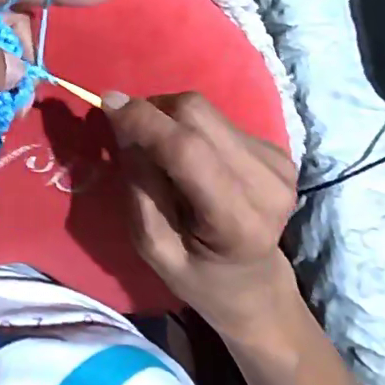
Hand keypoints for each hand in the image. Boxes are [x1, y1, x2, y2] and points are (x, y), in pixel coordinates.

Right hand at [104, 92, 298, 334]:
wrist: (252, 281)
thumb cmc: (196, 274)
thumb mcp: (152, 246)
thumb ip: (139, 186)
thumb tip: (123, 124)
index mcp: (237, 221)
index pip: (187, 151)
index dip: (144, 121)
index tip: (107, 103)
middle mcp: (267, 184)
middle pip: (195, 114)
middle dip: (152, 113)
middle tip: (130, 134)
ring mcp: (277, 163)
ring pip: (204, 109)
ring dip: (169, 118)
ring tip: (161, 151)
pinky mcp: (276, 149)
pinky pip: (216, 118)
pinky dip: (189, 127)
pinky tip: (190, 157)